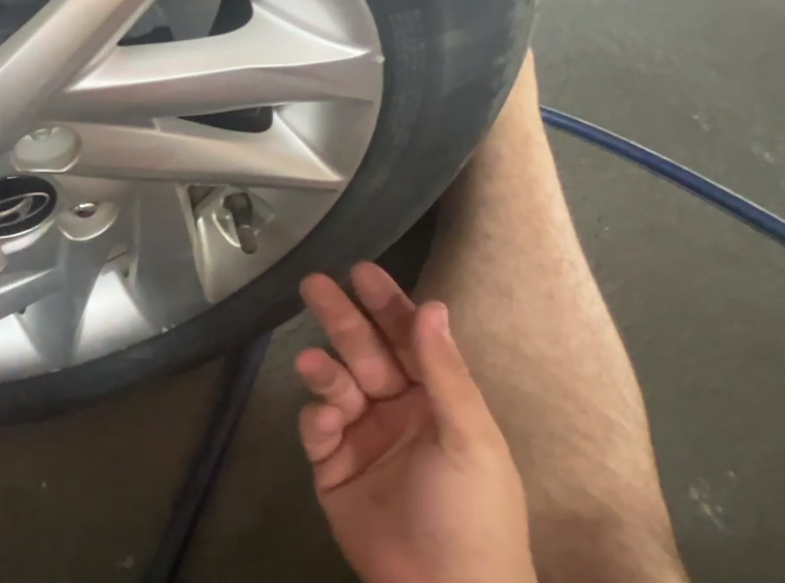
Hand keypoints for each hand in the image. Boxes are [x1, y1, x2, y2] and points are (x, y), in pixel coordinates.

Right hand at [296, 263, 535, 582]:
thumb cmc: (472, 512)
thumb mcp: (469, 439)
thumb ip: (444, 371)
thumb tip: (432, 305)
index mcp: (436, 402)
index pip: (408, 340)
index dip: (387, 305)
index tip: (361, 271)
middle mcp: (396, 411)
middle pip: (363, 352)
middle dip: (341, 318)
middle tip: (313, 284)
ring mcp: (362, 438)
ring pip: (335, 385)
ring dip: (324, 369)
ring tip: (312, 364)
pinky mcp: (331, 467)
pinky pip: (316, 429)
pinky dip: (316, 419)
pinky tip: (322, 419)